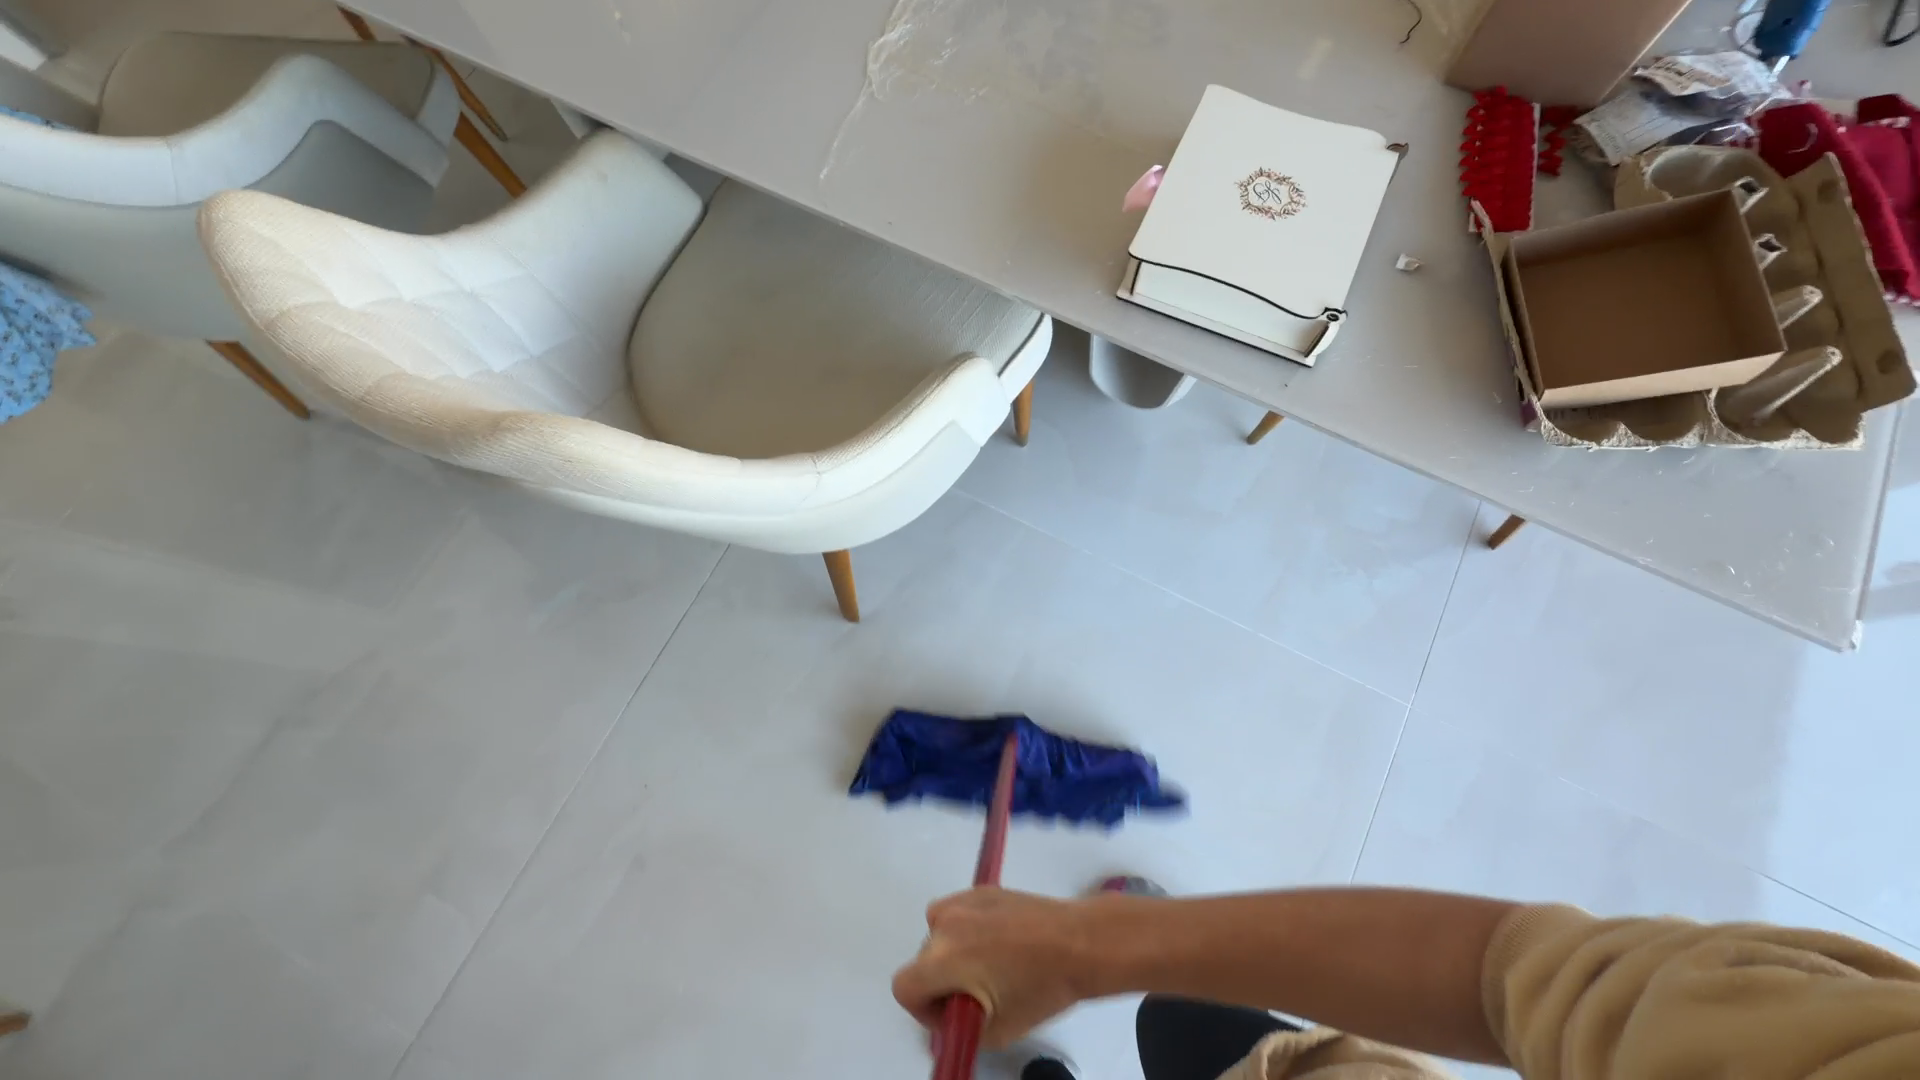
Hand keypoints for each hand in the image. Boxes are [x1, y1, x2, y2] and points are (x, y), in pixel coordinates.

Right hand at [892, 887, 1106, 1048]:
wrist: (1079, 942)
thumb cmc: (1040, 988)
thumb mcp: (998, 1030)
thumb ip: (962, 1030)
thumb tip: (952, 1022)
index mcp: (944, 958)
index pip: (905, 987)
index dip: (924, 1009)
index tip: (956, 1014)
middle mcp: (945, 923)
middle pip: (924, 960)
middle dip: (942, 982)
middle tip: (978, 996)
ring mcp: (963, 900)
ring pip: (938, 934)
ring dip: (951, 953)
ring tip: (987, 966)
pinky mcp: (982, 889)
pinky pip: (957, 913)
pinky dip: (966, 929)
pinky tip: (998, 941)